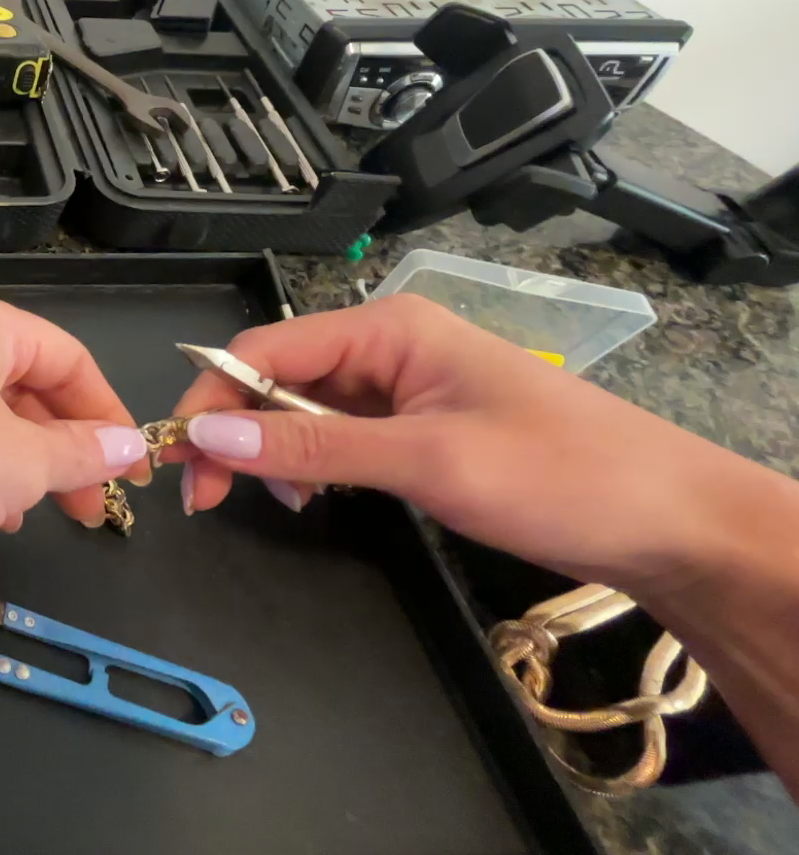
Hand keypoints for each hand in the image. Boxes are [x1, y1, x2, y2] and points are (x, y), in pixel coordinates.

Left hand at [0, 289, 150, 561]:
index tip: (131, 476)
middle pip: (17, 387)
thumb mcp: (14, 463)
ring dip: (4, 467)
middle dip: (56, 451)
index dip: (108, 417)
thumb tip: (126, 443)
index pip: (68, 359)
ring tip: (15, 518)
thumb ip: (76, 453)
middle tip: (84, 513)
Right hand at [161, 294, 741, 594]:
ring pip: (290, 409)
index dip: (210, 397)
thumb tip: (207, 433)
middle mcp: (377, 348)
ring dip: (263, 451)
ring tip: (264, 499)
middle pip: (268, 379)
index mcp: (382, 330)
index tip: (176, 453)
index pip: (261, 351)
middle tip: (201, 493)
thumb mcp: (424, 460)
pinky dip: (300, 463)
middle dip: (229, 431)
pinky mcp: (401, 425)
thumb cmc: (564, 477)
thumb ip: (308, 443)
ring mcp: (390, 387)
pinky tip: (304, 493)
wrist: (684, 531)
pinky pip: (324, 433)